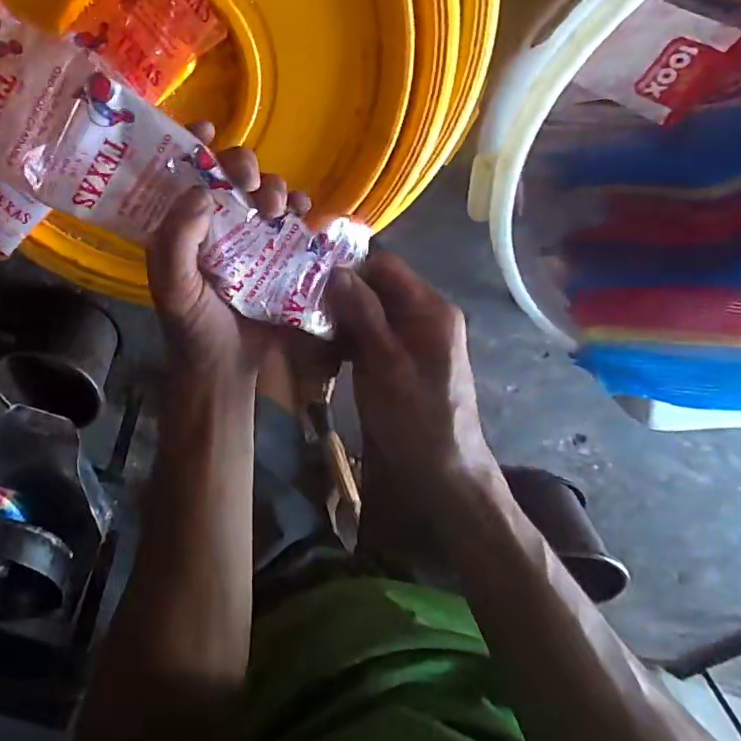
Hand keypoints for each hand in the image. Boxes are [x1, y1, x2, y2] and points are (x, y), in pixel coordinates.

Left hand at [146, 122, 313, 385]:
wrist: (228, 370)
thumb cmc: (192, 328)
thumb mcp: (173, 286)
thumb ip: (177, 239)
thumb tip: (202, 191)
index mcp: (180, 224)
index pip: (183, 171)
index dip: (194, 144)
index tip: (209, 129)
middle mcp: (213, 222)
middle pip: (230, 173)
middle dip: (243, 165)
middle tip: (250, 183)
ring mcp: (248, 236)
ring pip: (264, 190)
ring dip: (274, 188)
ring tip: (275, 211)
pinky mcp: (278, 252)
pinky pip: (293, 218)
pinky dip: (300, 208)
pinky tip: (302, 216)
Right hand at [325, 253, 496, 491]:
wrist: (441, 474)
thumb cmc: (415, 418)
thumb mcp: (385, 364)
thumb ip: (363, 314)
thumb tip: (334, 269)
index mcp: (430, 308)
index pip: (384, 265)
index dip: (347, 269)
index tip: (308, 282)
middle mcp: (423, 315)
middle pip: (374, 286)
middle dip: (338, 296)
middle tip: (299, 309)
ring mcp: (411, 337)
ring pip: (366, 311)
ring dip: (338, 320)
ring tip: (305, 331)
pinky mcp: (397, 358)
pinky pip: (368, 334)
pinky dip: (345, 339)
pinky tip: (322, 352)